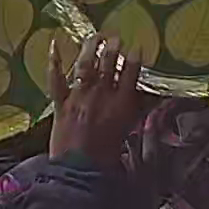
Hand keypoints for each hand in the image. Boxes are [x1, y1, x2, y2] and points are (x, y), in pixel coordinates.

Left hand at [47, 33, 143, 168]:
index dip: (134, 57)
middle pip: (108, 62)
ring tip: (97, 36)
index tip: (137, 47)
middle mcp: (101, 94)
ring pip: (86, 65)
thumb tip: (155, 95)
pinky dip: (54, 61)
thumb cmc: (108, 155)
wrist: (78, 172)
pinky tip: (54, 44)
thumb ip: (140, 109)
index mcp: (121, 101)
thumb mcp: (129, 129)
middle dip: (113, 47)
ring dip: (91, 47)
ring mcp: (79, 96)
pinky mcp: (61, 103)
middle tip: (116, 38)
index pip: (131, 71)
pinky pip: (56, 79)